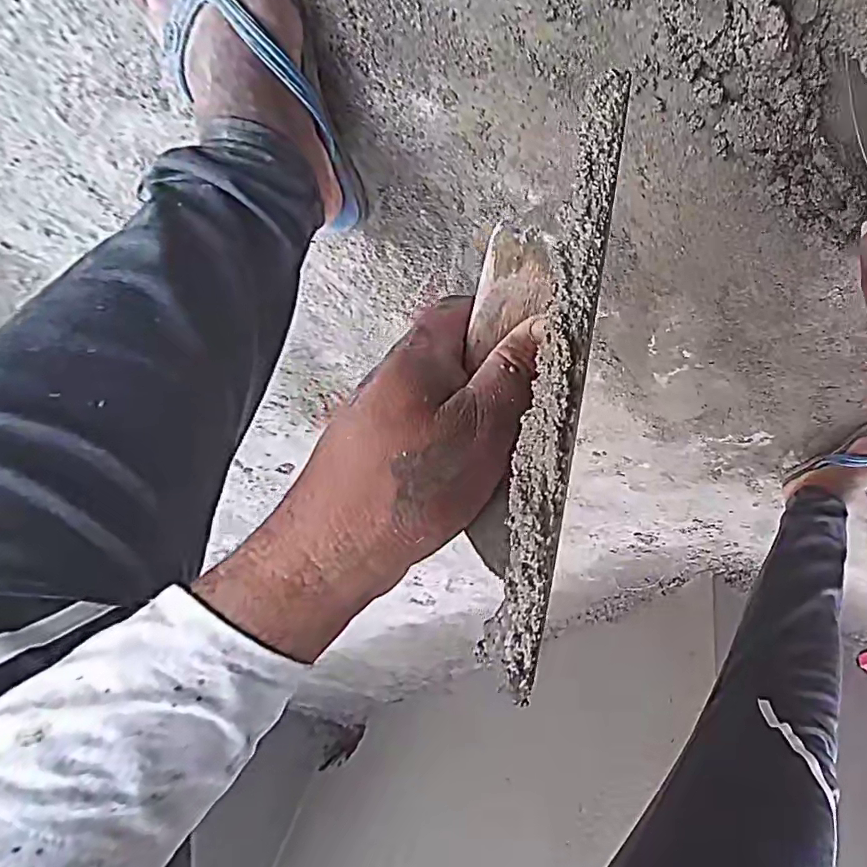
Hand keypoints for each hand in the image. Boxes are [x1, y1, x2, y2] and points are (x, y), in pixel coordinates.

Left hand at [195, 295, 543, 660]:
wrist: (329, 558)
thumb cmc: (400, 493)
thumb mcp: (481, 427)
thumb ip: (511, 373)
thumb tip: (537, 328)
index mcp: (416, 356)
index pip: (465, 308)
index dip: (504, 321)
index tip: (532, 346)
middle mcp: (392, 375)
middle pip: (459, 356)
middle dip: (494, 380)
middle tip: (515, 411)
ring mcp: (382, 412)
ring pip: (447, 396)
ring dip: (475, 417)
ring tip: (488, 453)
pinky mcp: (380, 446)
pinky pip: (431, 428)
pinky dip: (453, 444)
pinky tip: (461, 476)